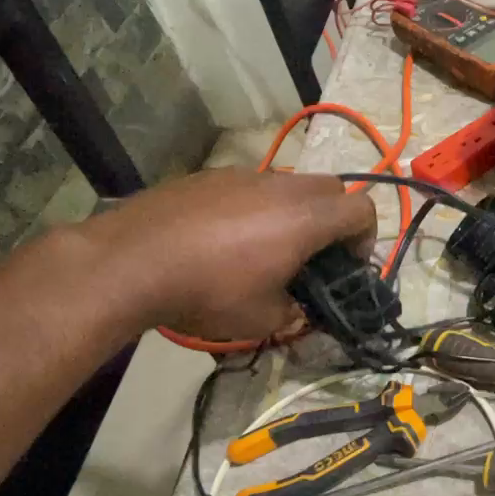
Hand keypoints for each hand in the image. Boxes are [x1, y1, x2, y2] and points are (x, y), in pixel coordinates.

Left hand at [82, 168, 376, 340]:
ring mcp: (243, 175)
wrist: (128, 262)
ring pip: (289, 184)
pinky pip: (249, 186)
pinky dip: (253, 206)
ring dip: (293, 211)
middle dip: (334, 218)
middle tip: (314, 253)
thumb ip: (295, 311)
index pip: (362, 209)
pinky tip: (223, 239)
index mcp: (307, 218)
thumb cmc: (208, 292)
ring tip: (265, 247)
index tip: (346, 264)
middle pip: (332, 189)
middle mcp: (282, 187)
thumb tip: (299, 310)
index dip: (366, 236)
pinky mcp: (208, 176)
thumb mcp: (263, 320)